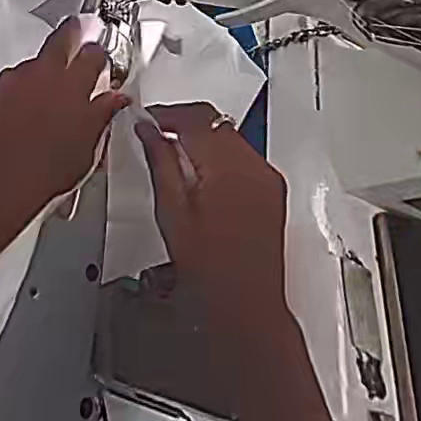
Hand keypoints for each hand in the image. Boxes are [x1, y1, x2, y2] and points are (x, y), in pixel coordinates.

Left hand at [0, 16, 128, 271]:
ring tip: (50, 91)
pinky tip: (27, 106)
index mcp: (75, 86)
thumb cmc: (41, 174)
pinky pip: (16, 76)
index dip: (102, 53)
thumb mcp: (87, 149)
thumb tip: (114, 100)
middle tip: (81, 34)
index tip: (103, 60)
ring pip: (39, 58)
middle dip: (75, 33)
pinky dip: (24, 84)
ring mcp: (18, 78)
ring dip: (47, 67)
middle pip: (64, 36)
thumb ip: (102, 115)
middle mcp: (45, 74)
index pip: (96, 52)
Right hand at [136, 104, 288, 320]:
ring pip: (229, 136)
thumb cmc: (210, 272)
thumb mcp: (172, 212)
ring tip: (175, 157)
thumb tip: (148, 131)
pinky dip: (220, 156)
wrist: (246, 307)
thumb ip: (160, 162)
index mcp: (227, 167)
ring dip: (202, 138)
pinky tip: (201, 175)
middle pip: (215, 122)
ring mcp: (266, 177)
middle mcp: (253, 166)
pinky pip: (243, 156)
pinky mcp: (272, 189)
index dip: (167, 114)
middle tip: (156, 134)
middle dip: (184, 123)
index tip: (149, 119)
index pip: (196, 118)